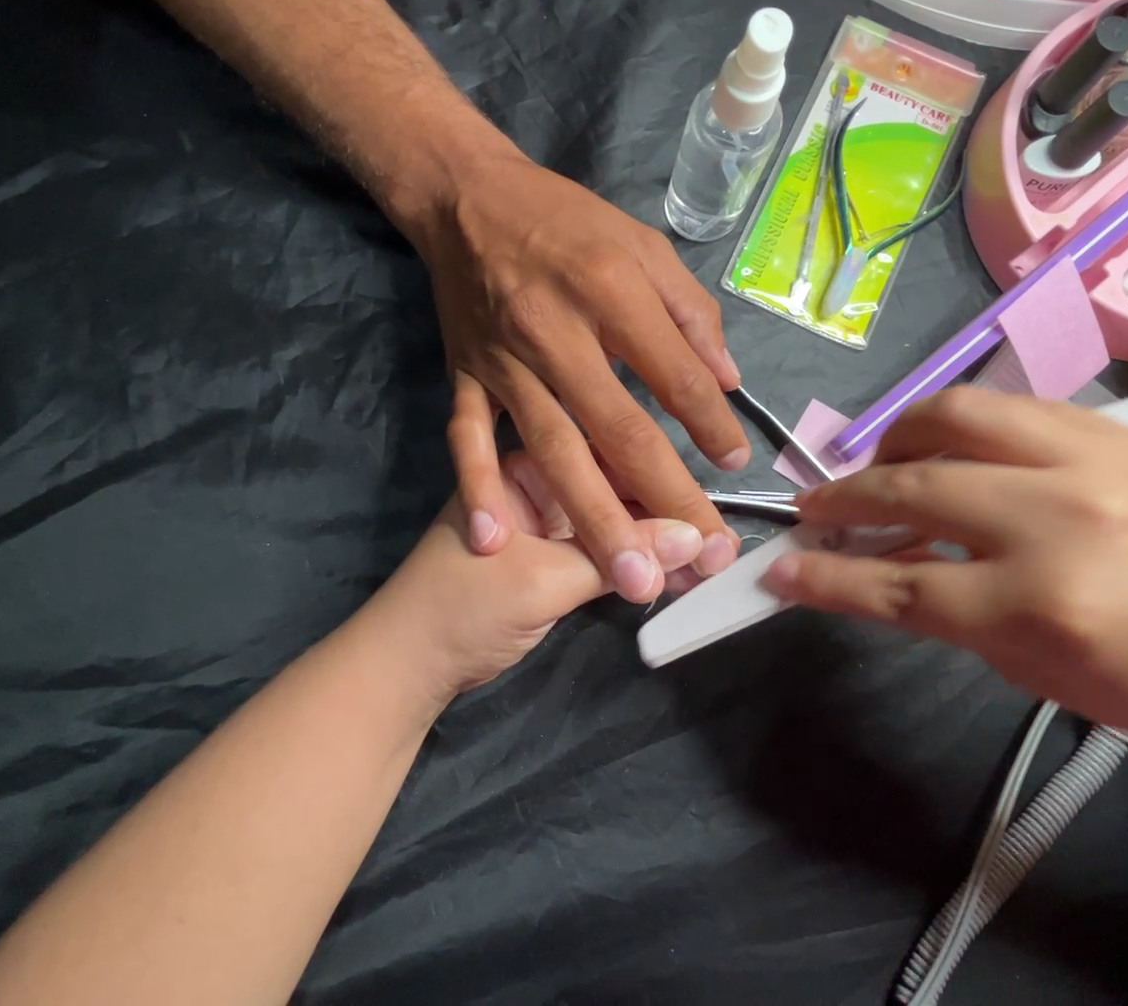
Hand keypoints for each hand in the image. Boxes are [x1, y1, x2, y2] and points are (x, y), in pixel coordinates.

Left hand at [364, 453, 703, 702]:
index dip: (662, 488)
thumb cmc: (459, 606)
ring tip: (709, 569)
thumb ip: (615, 559)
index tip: (713, 520)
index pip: (606, 461)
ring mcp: (545, 527)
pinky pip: (603, 556)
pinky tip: (673, 577)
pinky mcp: (550, 564)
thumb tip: (695, 541)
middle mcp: (539, 487)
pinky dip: (634, 567)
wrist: (405, 666)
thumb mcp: (539, 580)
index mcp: (526, 467)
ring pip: (614, 526)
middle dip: (667, 521)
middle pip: (616, 494)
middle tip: (722, 552)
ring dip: (656, 547)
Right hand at [400, 150, 749, 603]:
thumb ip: (690, 311)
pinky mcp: (466, 379)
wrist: (467, 200)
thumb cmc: (565, 220)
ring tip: (630, 579)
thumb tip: (727, 380)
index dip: (710, 425)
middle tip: (699, 563)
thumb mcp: (642, 242)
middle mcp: (558, 335)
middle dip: (664, 501)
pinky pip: (470, 440)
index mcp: (610, 291)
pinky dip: (478, 490)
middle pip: (619, 432)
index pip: (675, 375)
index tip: (733, 465)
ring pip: (554, 452)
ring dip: (594, 519)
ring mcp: (506, 364)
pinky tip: (494, 542)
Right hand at [760, 389, 1127, 764]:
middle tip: (815, 510)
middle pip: (911, 486)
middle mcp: (1058, 516)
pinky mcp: (1123, 428)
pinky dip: (961, 425)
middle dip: (844, 498)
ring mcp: (1095, 458)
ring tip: (881, 463)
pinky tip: (952, 448)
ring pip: (955, 414)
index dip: (825, 580)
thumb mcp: (1046, 671)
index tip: (778, 571)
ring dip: (896, 437)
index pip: (894, 586)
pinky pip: (1012, 407)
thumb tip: (881, 570)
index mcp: (1041, 606)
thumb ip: (952, 613)